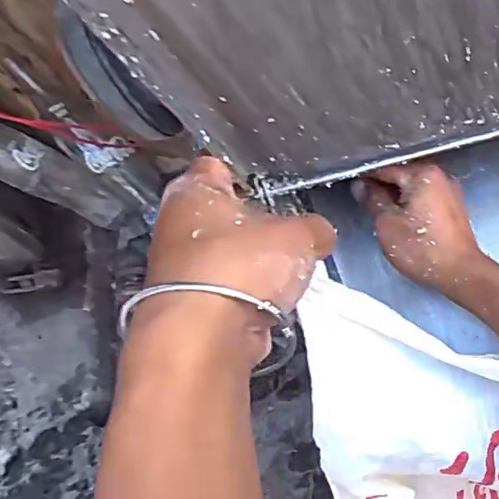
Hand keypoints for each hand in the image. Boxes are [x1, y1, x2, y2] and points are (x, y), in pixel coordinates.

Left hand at [147, 156, 334, 310]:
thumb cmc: (242, 266)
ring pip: (228, 256)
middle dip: (256, 226)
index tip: (270, 186)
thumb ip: (315, 229)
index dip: (247, 174)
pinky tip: (269, 302)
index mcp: (194, 191)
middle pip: (226, 216)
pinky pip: (229, 290)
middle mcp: (177, 225)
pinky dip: (248, 296)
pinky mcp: (192, 304)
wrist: (208, 332)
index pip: (218, 167)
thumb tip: (320, 233)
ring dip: (253, 265)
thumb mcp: (298, 236)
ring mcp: (181, 267)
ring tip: (285, 275)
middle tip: (289, 236)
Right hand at [353, 163, 487, 294]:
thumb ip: (372, 200)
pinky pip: (427, 201)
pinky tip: (406, 224)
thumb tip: (361, 186)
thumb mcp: (387, 224)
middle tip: (368, 208)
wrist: (461, 273)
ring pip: (414, 190)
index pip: (384, 168)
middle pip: (401, 177)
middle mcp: (440, 177)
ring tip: (386, 218)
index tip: (353, 190)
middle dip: (383, 190)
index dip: (365, 179)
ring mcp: (450, 193)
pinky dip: (414, 209)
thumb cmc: (424, 250)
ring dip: (398, 201)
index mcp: (423, 174)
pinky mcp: (454, 210)